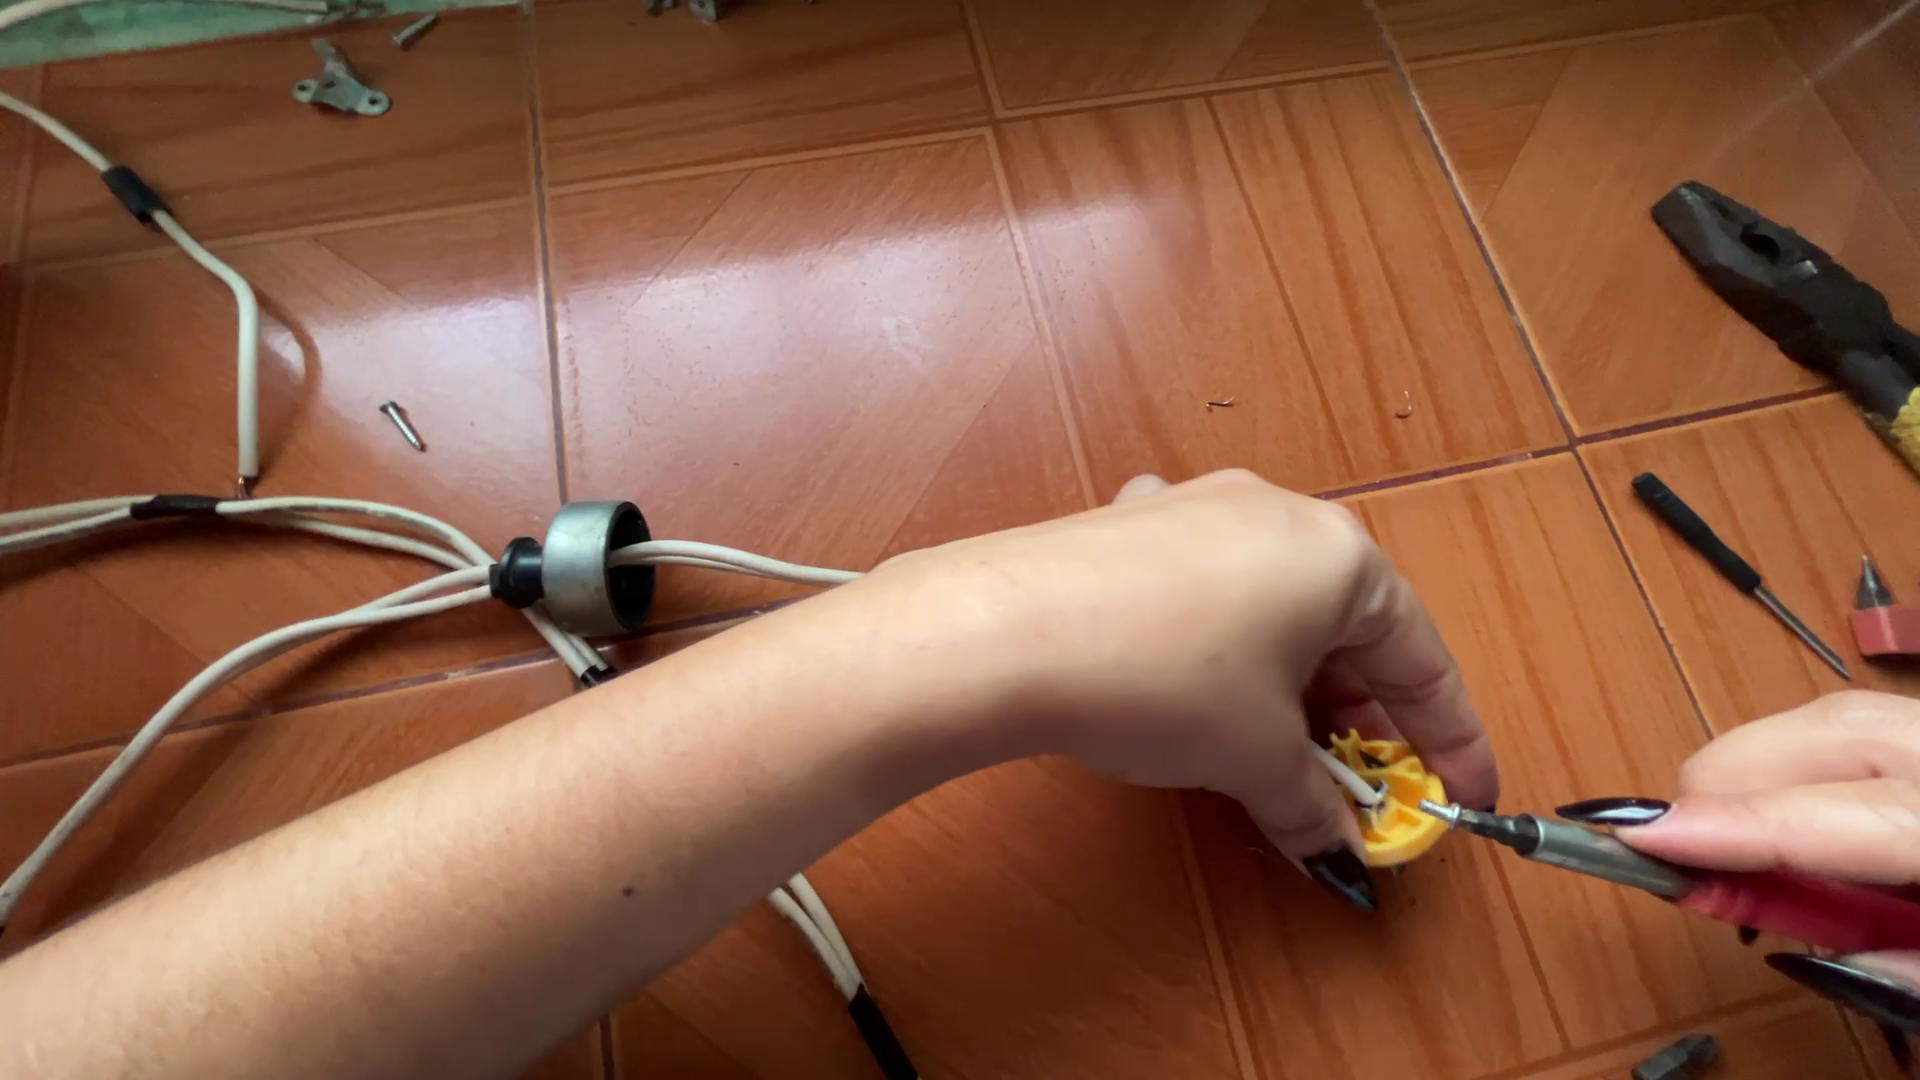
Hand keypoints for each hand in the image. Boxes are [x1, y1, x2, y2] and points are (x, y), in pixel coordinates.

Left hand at [857, 469, 1498, 908]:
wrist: (1009, 627)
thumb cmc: (1165, 680)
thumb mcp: (1253, 754)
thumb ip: (1308, 802)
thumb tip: (1331, 843)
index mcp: (1335, 552)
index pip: (1421, 657)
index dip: (1448, 738)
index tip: (1459, 796)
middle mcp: (1269, 509)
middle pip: (1338, 624)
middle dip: (1349, 708)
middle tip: (1344, 778)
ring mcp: (1191, 504)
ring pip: (1265, 601)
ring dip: (1278, 671)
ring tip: (1264, 733)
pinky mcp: (1128, 520)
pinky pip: (1197, 581)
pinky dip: (1212, 632)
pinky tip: (1186, 656)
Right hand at [1610, 691, 1919, 1039]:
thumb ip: (1910, 964)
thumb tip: (1786, 946)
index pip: (1848, 818)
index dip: (1733, 825)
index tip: (1638, 838)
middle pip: (1826, 733)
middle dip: (1728, 787)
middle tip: (1691, 853)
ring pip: (1823, 719)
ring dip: (1759, 781)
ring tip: (1747, 846)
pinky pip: (1849, 732)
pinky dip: (1799, 774)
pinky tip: (1807, 828)